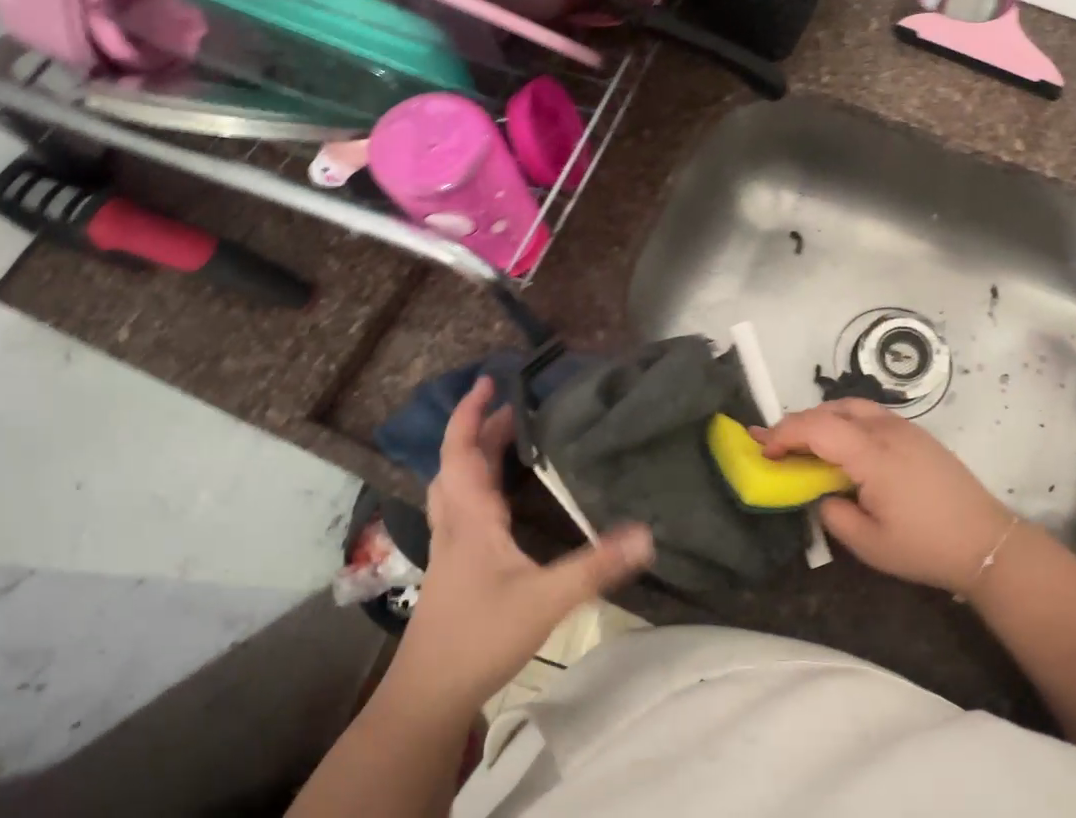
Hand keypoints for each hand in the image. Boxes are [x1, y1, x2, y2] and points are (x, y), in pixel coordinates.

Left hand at [391, 377, 653, 715]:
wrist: (428, 694)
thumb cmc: (479, 638)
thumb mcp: (545, 599)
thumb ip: (596, 566)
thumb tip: (647, 533)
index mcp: (470, 519)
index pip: (462, 452)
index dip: (470, 414)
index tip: (489, 381)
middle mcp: (455, 526)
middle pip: (458, 465)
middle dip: (482, 431)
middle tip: (517, 410)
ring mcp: (451, 550)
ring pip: (455, 489)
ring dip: (474, 459)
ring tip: (508, 444)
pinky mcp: (455, 571)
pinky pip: (463, 512)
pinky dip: (478, 489)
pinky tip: (503, 506)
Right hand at [757, 400, 1015, 595]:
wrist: (986, 541)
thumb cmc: (924, 546)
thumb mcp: (868, 543)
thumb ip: (832, 514)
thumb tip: (820, 494)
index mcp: (873, 455)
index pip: (818, 427)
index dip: (785, 433)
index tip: (764, 450)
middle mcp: (888, 431)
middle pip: (832, 410)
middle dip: (798, 424)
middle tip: (776, 446)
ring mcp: (907, 429)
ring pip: (853, 407)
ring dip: (823, 419)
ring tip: (806, 444)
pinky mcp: (919, 435)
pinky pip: (872, 415)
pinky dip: (847, 422)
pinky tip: (843, 448)